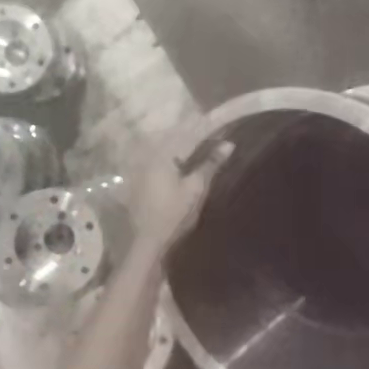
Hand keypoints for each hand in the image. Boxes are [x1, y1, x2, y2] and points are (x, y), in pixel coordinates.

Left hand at [131, 128, 232, 255]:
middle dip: (195, 135)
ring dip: (185, 147)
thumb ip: (210, 164)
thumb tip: (229, 144)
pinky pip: (159, 160)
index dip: (206, 128)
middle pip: (175, 137)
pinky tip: (185, 163)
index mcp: (161, 152)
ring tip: (204, 147)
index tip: (222, 126)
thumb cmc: (174, 214)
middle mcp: (148, 154)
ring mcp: (140, 166)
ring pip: (167, 148)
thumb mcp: (196, 188)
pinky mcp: (139, 179)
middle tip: (215, 136)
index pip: (187, 132)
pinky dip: (174, 159)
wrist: (148, 241)